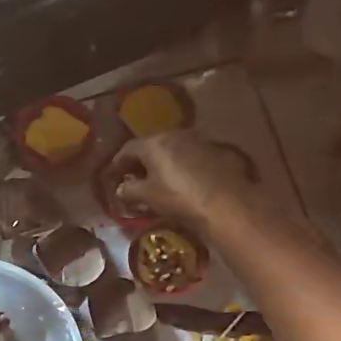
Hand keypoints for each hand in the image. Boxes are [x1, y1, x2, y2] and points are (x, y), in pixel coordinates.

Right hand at [109, 131, 254, 229]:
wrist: (228, 205)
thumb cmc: (179, 198)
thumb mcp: (145, 196)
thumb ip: (128, 190)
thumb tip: (121, 188)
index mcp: (154, 143)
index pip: (127, 150)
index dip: (117, 164)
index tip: (112, 177)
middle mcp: (176, 135)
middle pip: (151, 146)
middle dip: (140, 162)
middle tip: (134, 178)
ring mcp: (200, 141)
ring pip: (172, 150)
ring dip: (162, 163)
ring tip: (158, 180)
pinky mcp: (218, 152)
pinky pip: (191, 156)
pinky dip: (181, 166)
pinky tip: (182, 181)